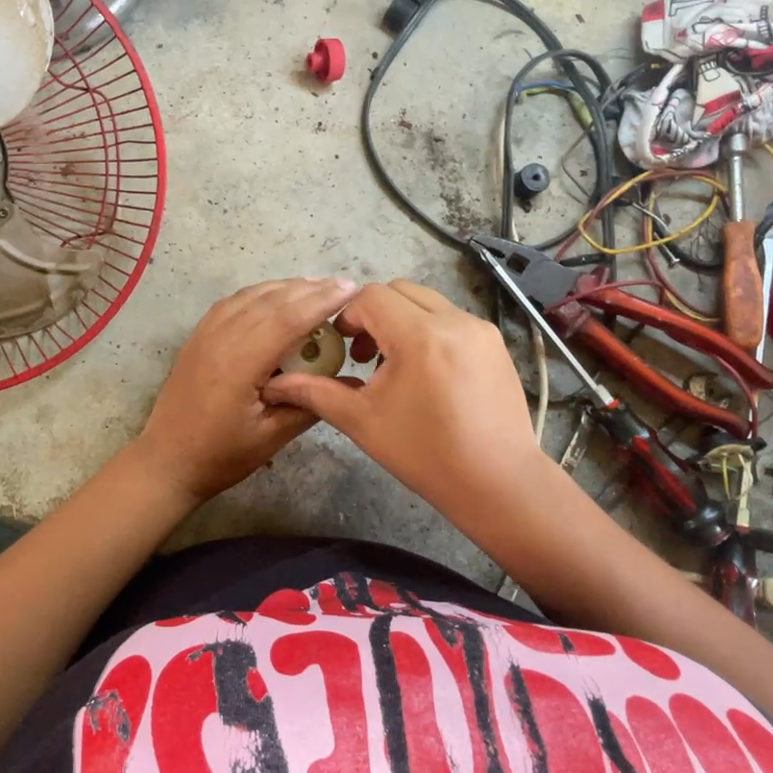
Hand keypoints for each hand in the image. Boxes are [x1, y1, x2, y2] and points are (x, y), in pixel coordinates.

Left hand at [131, 277, 358, 501]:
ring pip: (248, 297)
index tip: (351, 289)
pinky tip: (274, 298)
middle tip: (342, 285)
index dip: (321, 301)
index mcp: (239, 364)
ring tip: (315, 287)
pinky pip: (230, 304)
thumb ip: (309, 403)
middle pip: (269, 301)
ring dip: (283, 288)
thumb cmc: (221, 456)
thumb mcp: (271, 437)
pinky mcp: (196, 339)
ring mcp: (203, 336)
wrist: (167, 462)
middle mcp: (219, 340)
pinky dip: (257, 295)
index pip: (287, 319)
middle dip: (308, 289)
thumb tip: (348, 381)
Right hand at [262, 280, 544, 513]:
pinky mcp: (495, 344)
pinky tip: (424, 376)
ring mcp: (480, 331)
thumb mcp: (362, 422)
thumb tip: (275, 385)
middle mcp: (454, 321)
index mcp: (419, 336)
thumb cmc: (424, 453)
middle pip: (400, 291)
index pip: (372, 296)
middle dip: (374, 314)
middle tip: (362, 355)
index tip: (341, 347)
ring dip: (402, 322)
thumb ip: (317, 393)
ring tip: (391, 366)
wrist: (497, 481)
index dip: (348, 316)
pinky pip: (452, 320)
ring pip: (428, 303)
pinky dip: (429, 332)